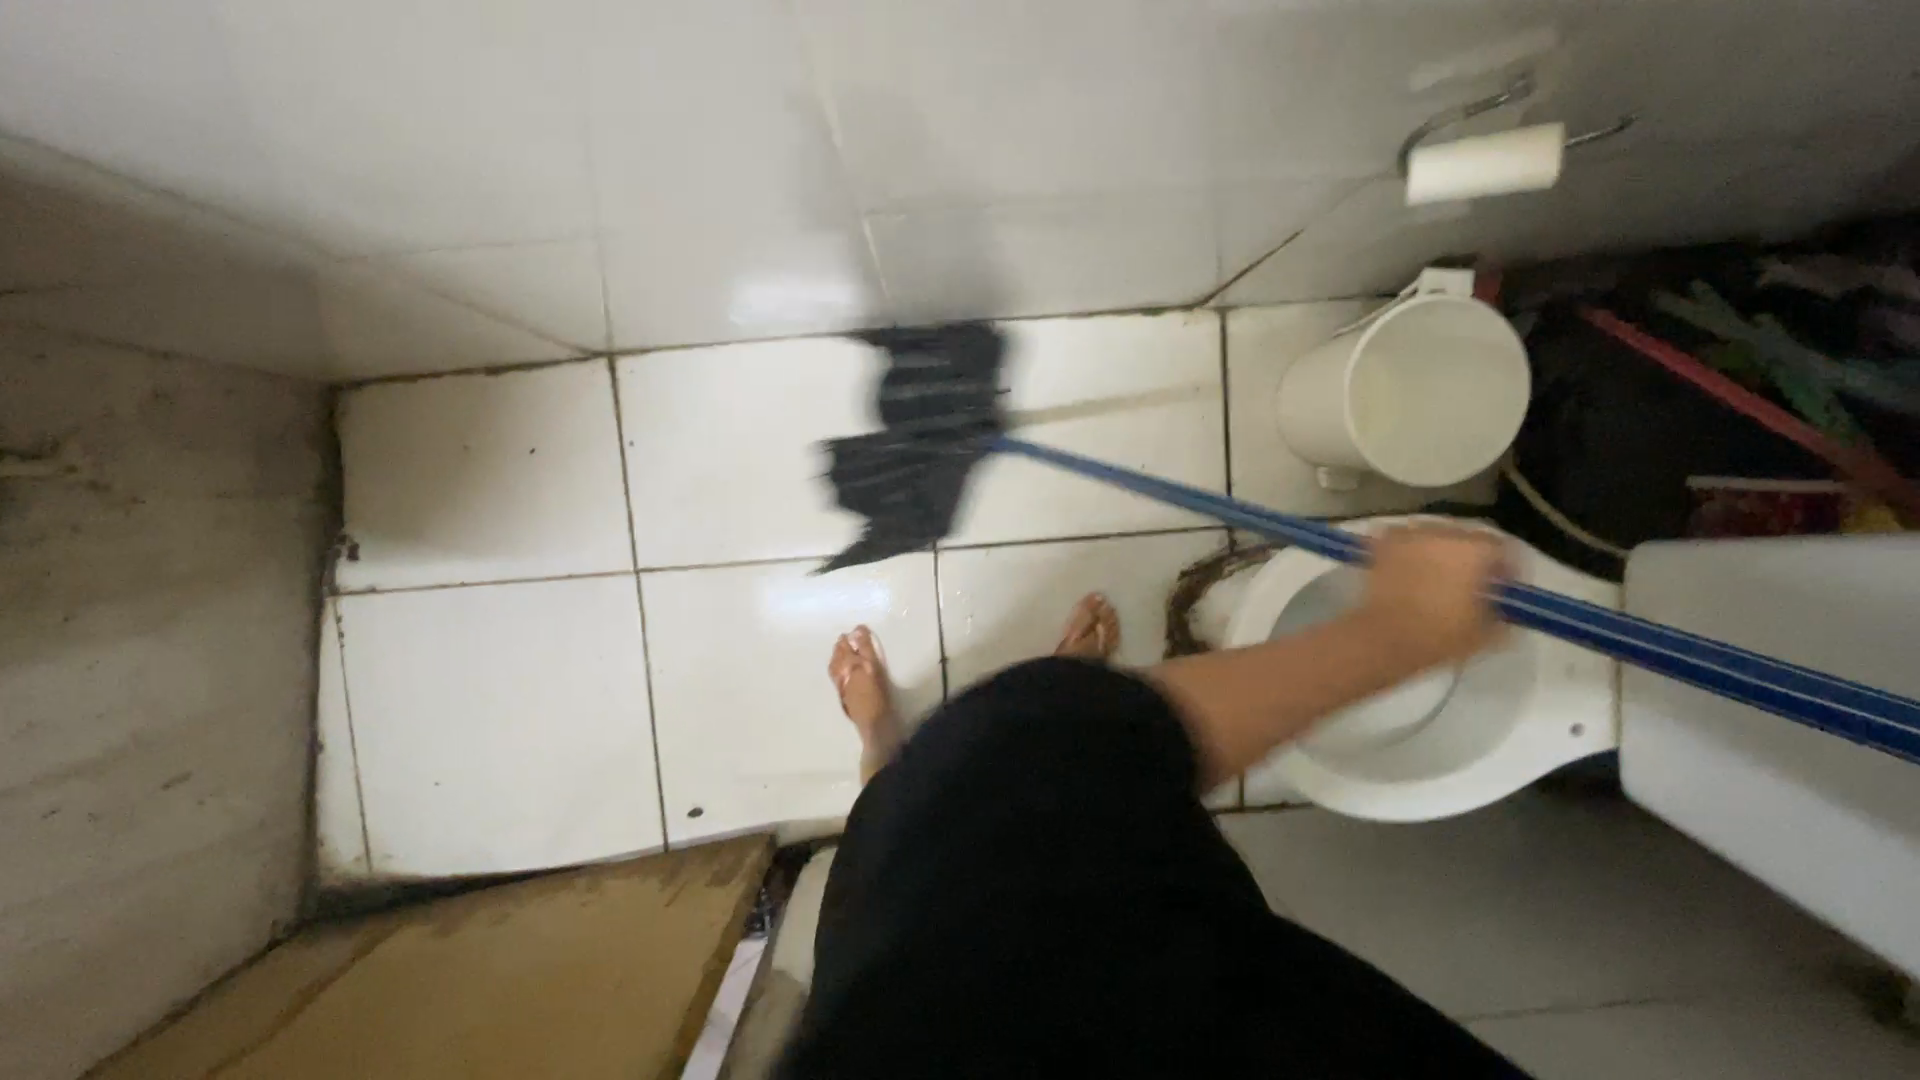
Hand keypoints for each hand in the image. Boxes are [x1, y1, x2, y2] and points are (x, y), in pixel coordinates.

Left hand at [1356, 524, 1509, 669]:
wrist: (1385, 636)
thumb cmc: (1440, 635)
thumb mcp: (1486, 630)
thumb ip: (1501, 610)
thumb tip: (1502, 604)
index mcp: (1476, 551)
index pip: (1502, 548)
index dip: (1504, 567)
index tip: (1502, 585)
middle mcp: (1443, 534)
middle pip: (1466, 538)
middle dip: (1471, 556)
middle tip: (1468, 580)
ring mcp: (1409, 536)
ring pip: (1433, 534)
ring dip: (1438, 549)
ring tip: (1435, 572)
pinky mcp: (1381, 545)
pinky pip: (1401, 537)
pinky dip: (1407, 547)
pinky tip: (1407, 564)